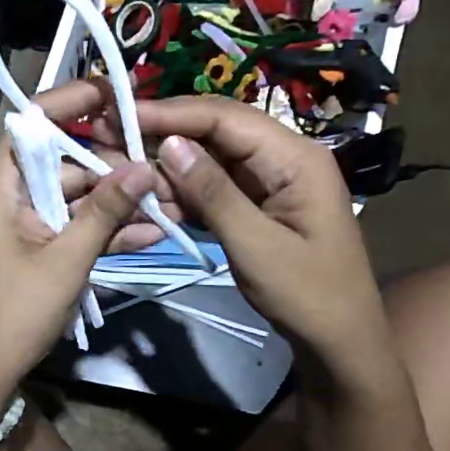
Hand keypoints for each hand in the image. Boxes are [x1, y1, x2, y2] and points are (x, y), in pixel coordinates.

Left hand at [0, 81, 156, 423]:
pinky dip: (106, 232)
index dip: (70, 102)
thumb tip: (146, 169)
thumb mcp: (67, 259)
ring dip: (118, 203)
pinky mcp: (39, 250)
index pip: (30, 125)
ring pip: (77, 199)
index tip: (113, 91)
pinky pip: (75, 229)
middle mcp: (10, 199)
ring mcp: (26, 226)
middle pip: (63, 163)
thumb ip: (106, 212)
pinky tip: (149, 235)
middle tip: (156, 164)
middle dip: (112, 164)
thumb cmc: (17, 312)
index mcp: (0, 190)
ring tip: (167, 203)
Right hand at [136, 97, 393, 383]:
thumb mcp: (257, 246)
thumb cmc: (307, 293)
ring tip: (122, 169)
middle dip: (166, 133)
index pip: (226, 118)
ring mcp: (271, 182)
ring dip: (170, 167)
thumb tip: (170, 144)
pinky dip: (185, 194)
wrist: (338, 337)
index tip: (123, 114)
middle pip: (217, 132)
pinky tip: (152, 200)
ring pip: (212, 160)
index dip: (173, 113)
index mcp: (295, 157)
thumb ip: (213, 194)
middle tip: (112, 135)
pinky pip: (216, 188)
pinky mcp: (259, 205)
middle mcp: (284, 158)